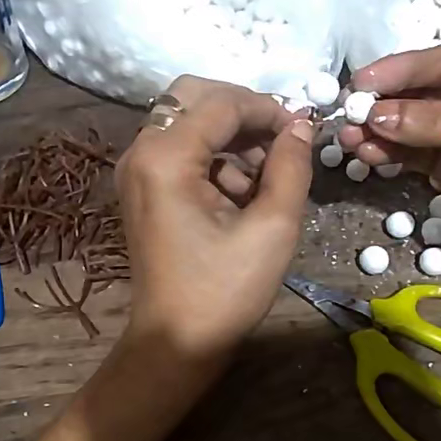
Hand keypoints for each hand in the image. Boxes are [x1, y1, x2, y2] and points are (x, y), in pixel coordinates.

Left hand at [116, 75, 313, 363]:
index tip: (303, 132)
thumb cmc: (224, 291)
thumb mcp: (272, 228)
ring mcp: (136, 171)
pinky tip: (240, 196)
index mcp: (165, 158)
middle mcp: (140, 152)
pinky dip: (214, 159)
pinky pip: (180, 151)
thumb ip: (290, 167)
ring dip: (230, 138)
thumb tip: (301, 126)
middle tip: (279, 143)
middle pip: (194, 98)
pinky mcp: (142, 189)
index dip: (268, 110)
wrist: (176, 343)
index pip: (222, 104)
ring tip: (265, 180)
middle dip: (243, 113)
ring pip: (188, 123)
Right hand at [337, 45, 440, 273]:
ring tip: (348, 139)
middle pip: (422, 90)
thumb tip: (378, 116)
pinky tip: (365, 155)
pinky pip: (409, 153)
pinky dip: (385, 153)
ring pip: (409, 122)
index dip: (403, 69)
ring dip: (377, 128)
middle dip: (384, 100)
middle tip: (347, 112)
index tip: (362, 82)